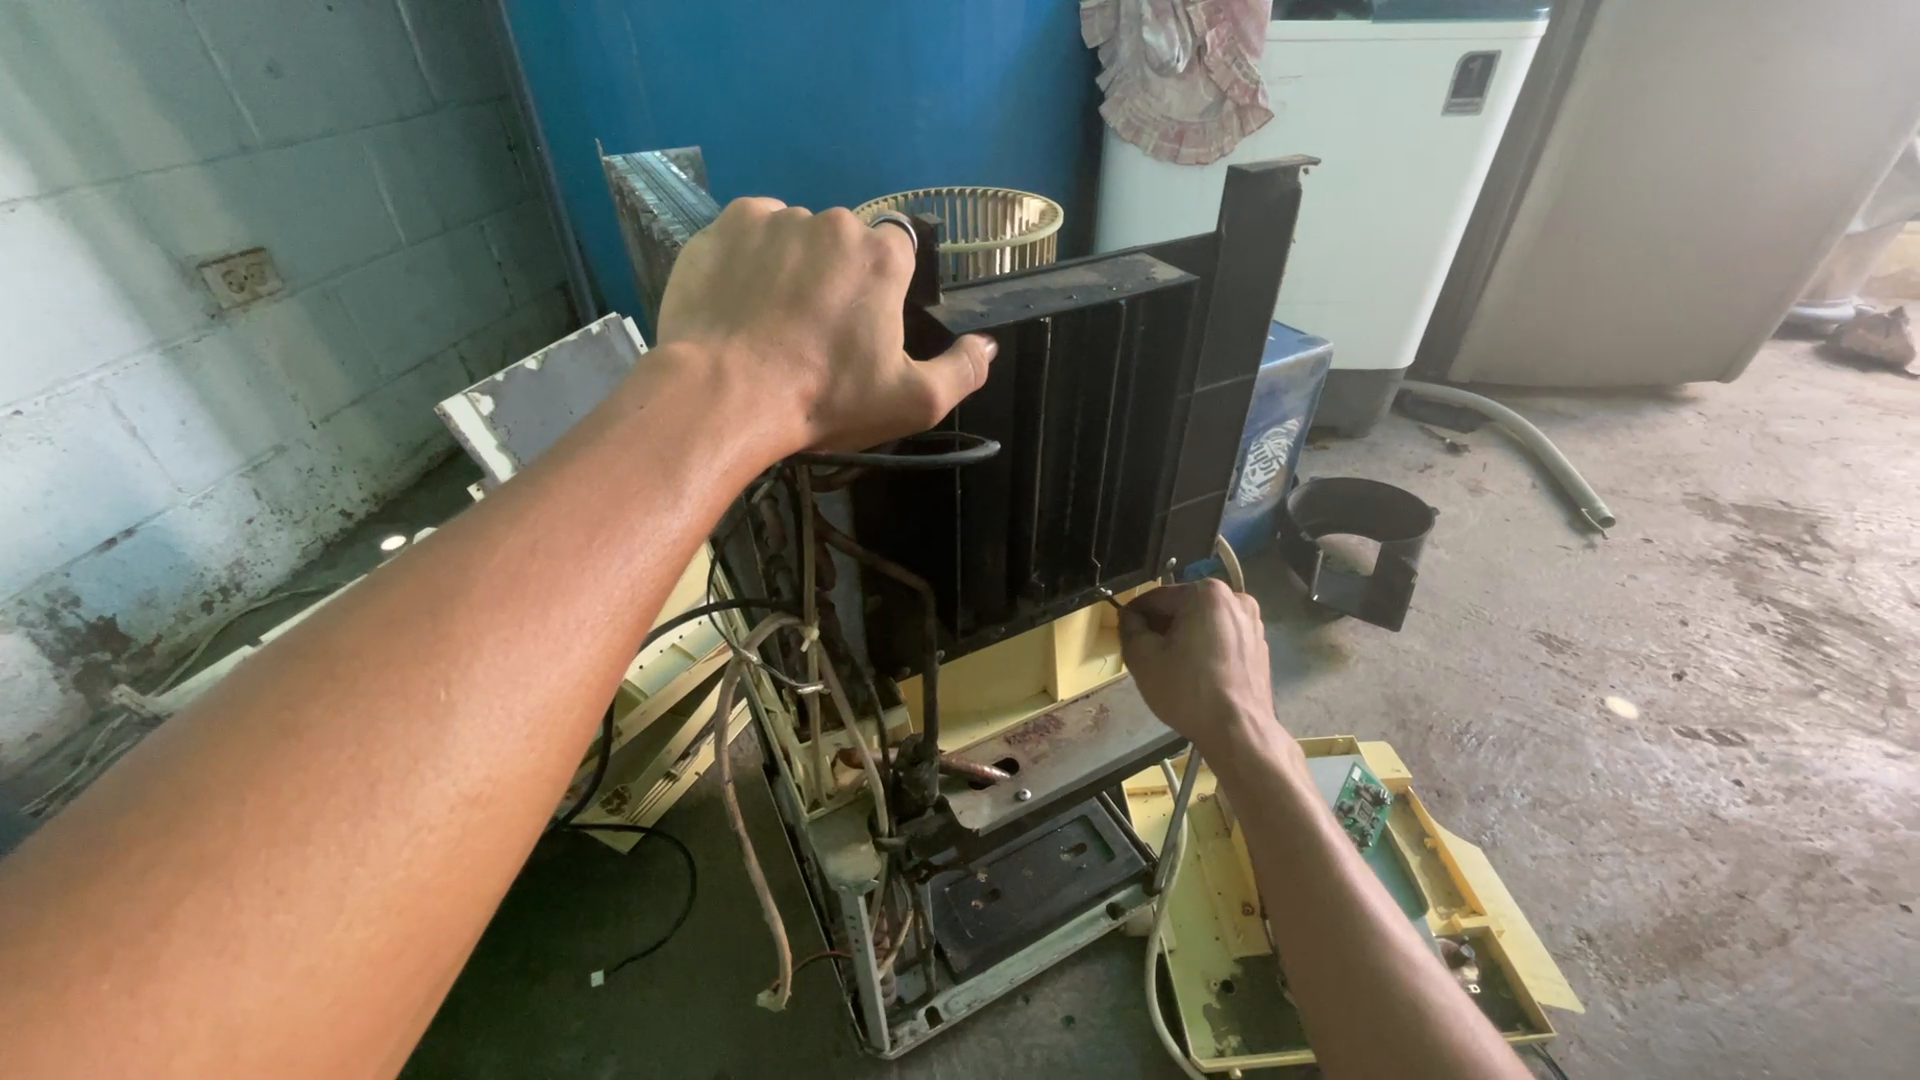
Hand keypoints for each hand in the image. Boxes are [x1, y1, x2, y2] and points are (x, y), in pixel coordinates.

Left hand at [657, 197, 996, 455]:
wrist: (725, 395)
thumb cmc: (825, 399)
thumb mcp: (912, 402)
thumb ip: (963, 371)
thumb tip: (987, 345)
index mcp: (882, 257)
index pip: (898, 251)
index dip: (883, 288)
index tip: (864, 324)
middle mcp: (832, 223)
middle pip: (845, 243)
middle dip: (837, 277)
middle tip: (816, 331)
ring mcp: (773, 219)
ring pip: (795, 237)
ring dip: (793, 267)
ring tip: (772, 320)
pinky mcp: (723, 227)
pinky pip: (749, 234)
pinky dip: (750, 259)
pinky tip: (741, 300)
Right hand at [1120, 581, 1287, 756]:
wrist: (1239, 731)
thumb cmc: (1187, 690)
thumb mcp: (1142, 658)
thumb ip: (1130, 628)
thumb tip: (1130, 617)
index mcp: (1207, 594)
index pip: (1157, 598)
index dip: (1135, 615)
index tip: (1124, 632)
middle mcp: (1236, 600)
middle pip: (1183, 608)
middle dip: (1162, 627)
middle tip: (1145, 654)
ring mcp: (1252, 624)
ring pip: (1203, 623)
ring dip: (1184, 638)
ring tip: (1170, 666)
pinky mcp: (1260, 647)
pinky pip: (1222, 639)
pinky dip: (1206, 649)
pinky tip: (1196, 675)